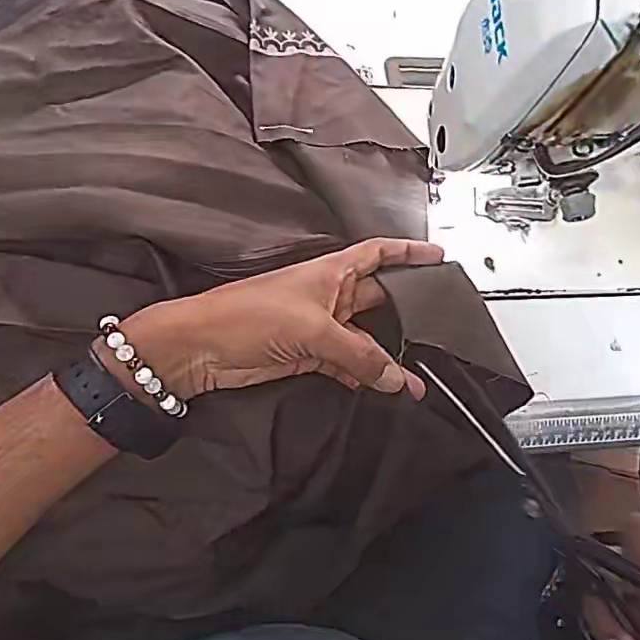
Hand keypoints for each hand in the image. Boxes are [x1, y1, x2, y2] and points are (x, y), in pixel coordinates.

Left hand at [110, 238, 443, 400]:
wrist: (202, 348)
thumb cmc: (244, 315)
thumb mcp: (312, 327)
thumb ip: (358, 354)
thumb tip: (394, 375)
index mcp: (331, 271)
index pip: (380, 253)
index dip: (408, 253)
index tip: (437, 257)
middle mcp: (329, 295)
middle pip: (379, 300)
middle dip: (406, 315)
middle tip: (435, 329)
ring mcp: (320, 325)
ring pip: (365, 339)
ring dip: (387, 358)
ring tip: (414, 377)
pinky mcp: (309, 354)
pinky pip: (348, 363)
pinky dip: (365, 375)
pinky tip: (383, 387)